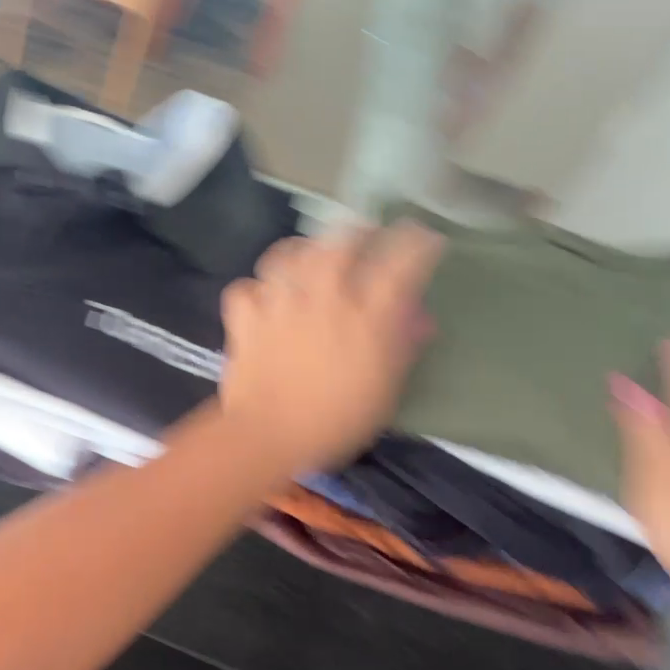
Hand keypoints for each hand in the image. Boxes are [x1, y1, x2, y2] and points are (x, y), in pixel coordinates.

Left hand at [218, 221, 443, 472]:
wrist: (266, 438)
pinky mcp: (245, 321)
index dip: (417, 242)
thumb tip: (416, 318)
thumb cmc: (335, 423)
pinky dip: (254, 289)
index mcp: (368, 315)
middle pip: (341, 241)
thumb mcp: (385, 389)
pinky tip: (263, 298)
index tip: (424, 241)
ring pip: (289, 255)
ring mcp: (280, 306)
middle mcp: (324, 299)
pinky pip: (245, 289)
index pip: (403, 259)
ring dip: (302, 251)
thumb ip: (401, 346)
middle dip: (358, 232)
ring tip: (309, 258)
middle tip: (365, 237)